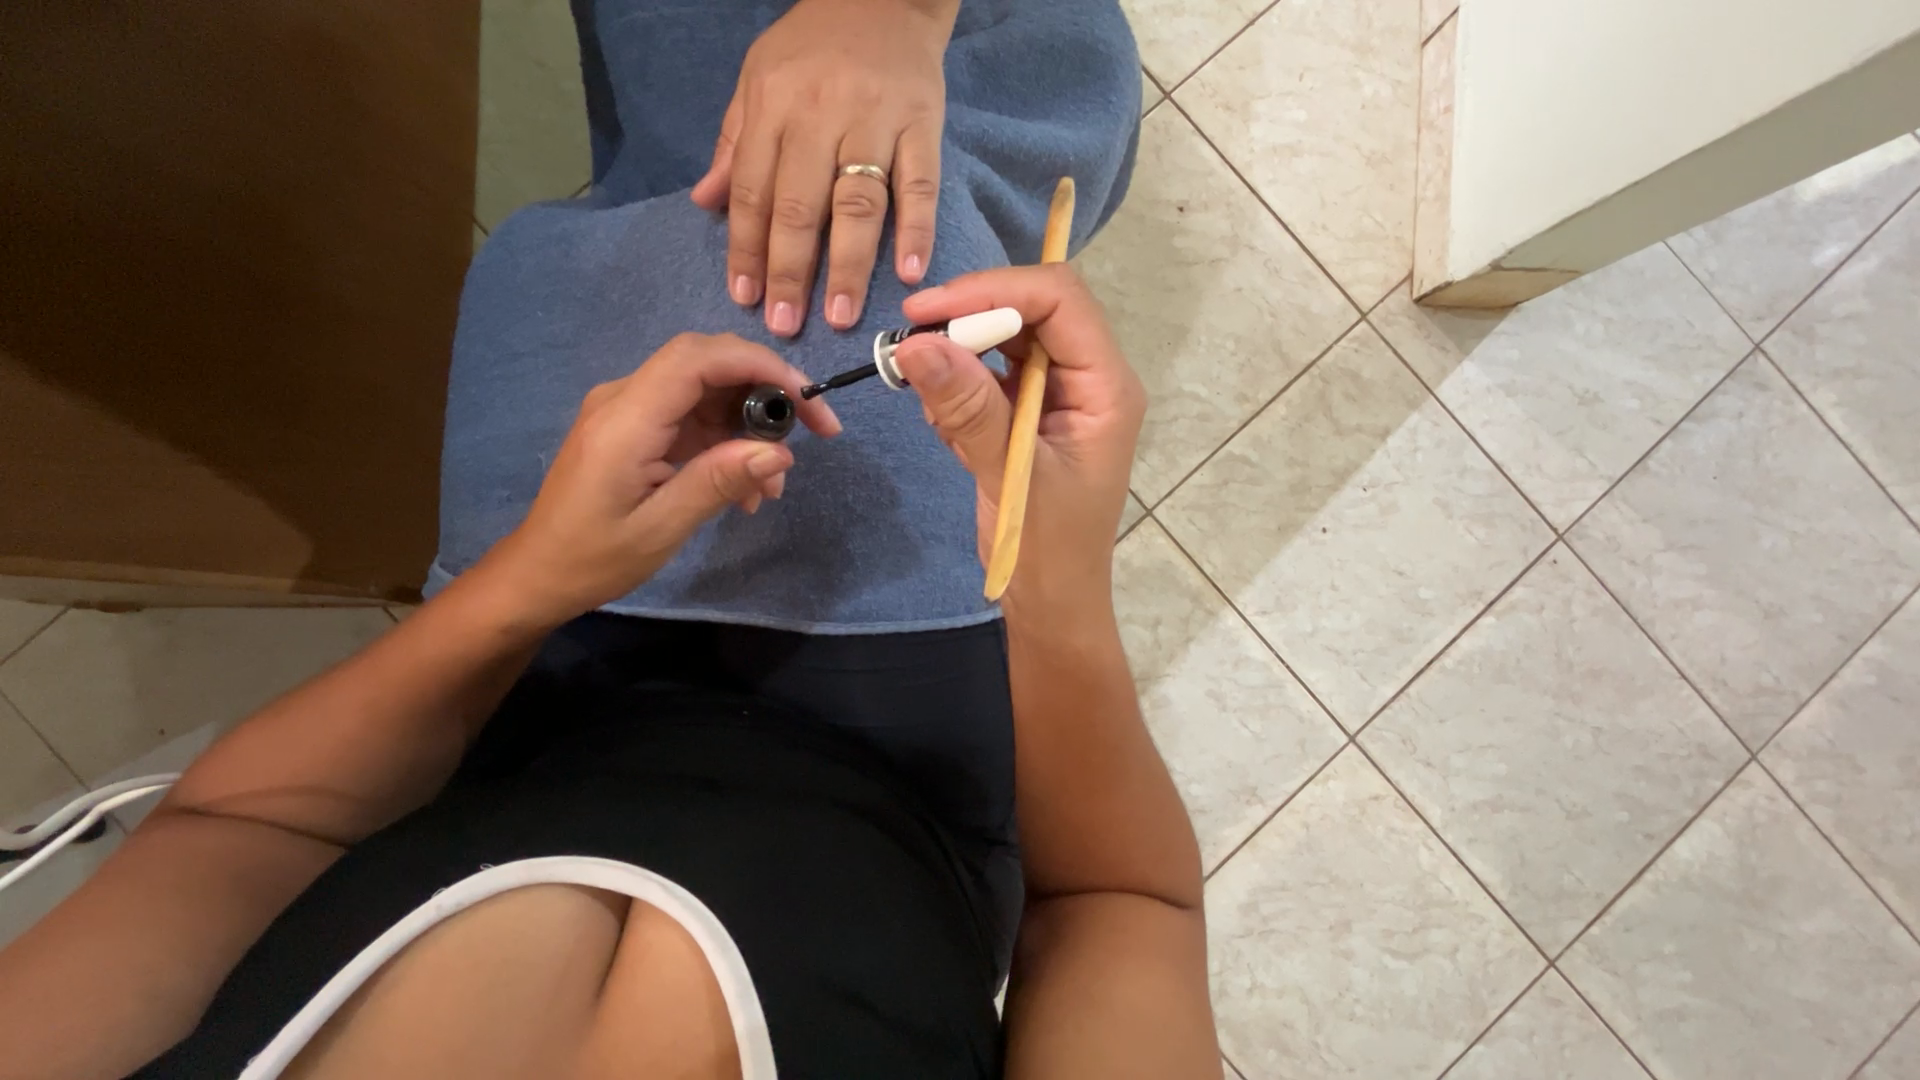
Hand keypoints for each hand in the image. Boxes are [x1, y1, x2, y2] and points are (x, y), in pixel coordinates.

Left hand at [481, 333, 840, 627]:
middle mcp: (626, 398)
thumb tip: (779, 452)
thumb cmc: (594, 558)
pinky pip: (695, 416)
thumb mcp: (662, 528)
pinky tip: (745, 486)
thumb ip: (718, 481)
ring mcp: (630, 409)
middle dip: (768, 386)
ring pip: (708, 389)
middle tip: (816, 430)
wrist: (539, 573)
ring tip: (773, 483)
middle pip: (708, 361)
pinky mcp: (638, 427)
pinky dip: (729, 441)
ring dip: (752, 423)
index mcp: (626, 418)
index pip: (699, 358)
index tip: (808, 399)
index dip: (761, 365)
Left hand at [690, 0, 956, 336]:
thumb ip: (734, 142)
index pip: (753, 189)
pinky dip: (916, 230)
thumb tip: (705, 203)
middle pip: (801, 205)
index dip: (746, 247)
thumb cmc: (814, 46)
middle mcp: (821, 114)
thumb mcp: (757, 79)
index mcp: (773, 105)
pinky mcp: (922, 125)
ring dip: (849, 265)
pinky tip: (910, 273)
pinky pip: (920, 184)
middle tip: (786, 323)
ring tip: (841, 317)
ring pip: (857, 202)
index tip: (745, 297)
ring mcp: (876, 120)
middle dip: (790, 270)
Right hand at [890, 265, 1145, 616]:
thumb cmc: (1049, 550)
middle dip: (970, 320)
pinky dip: (959, 389)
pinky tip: (945, 427)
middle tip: (910, 345)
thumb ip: (969, 409)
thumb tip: (915, 344)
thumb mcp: (1011, 476)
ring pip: (1006, 341)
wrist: (1052, 601)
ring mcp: (1058, 396)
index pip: (1060, 300)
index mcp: (1106, 387)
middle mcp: (1088, 379)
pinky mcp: (1030, 414)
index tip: (927, 312)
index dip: (995, 291)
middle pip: (1032, 311)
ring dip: (960, 358)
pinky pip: (991, 376)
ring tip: (930, 402)